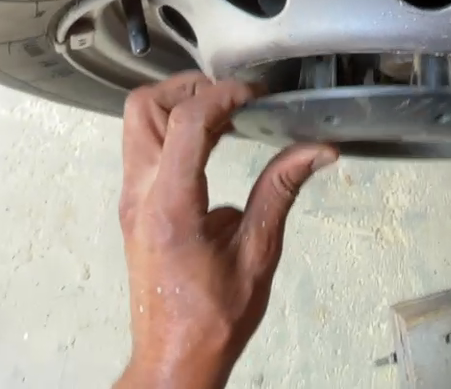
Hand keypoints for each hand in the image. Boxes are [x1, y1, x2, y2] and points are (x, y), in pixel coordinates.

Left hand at [114, 73, 337, 388]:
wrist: (172, 361)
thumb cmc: (213, 318)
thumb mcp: (258, 254)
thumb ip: (281, 190)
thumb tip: (319, 150)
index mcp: (170, 206)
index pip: (186, 122)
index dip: (223, 94)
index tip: (256, 94)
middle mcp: (140, 195)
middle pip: (144, 106)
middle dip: (190, 88)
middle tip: (233, 98)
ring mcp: (131, 198)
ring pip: (137, 120)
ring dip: (179, 104)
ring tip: (226, 114)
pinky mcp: (134, 204)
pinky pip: (145, 143)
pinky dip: (176, 127)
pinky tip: (216, 140)